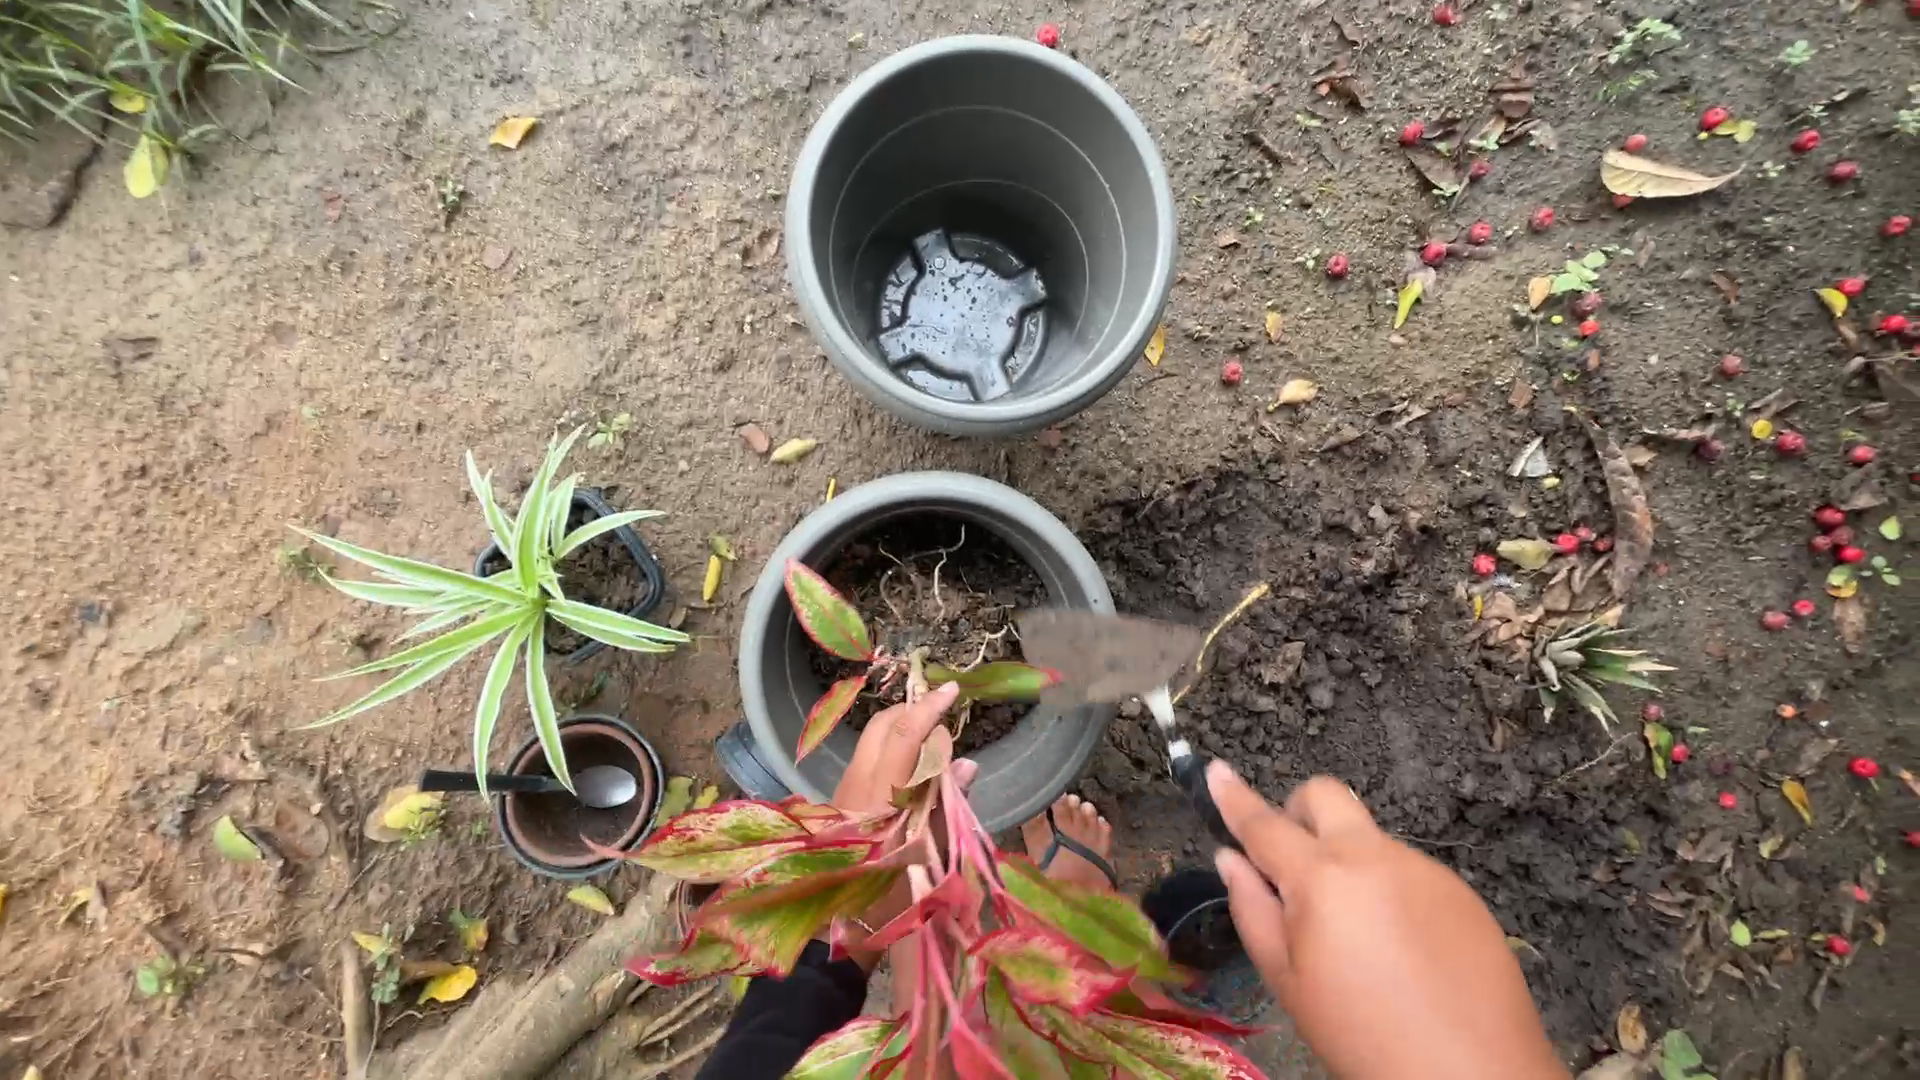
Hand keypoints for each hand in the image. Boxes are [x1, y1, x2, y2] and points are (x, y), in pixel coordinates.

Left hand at [823, 682, 972, 970]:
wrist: (834, 932)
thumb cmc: (885, 898)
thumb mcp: (924, 852)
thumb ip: (944, 803)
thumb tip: (968, 764)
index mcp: (879, 795)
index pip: (905, 734)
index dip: (930, 708)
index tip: (953, 690)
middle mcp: (857, 781)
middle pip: (883, 724)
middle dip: (914, 710)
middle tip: (942, 714)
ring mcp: (845, 786)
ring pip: (873, 736)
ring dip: (902, 727)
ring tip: (932, 741)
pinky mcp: (841, 796)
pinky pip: (869, 755)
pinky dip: (893, 747)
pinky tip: (912, 767)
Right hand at [1208, 761, 1567, 1079]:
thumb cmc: (1362, 1036)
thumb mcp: (1287, 981)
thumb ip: (1252, 909)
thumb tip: (1231, 858)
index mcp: (1321, 878)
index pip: (1263, 823)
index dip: (1234, 795)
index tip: (1215, 769)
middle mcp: (1371, 856)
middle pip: (1324, 795)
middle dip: (1298, 812)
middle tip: (1295, 867)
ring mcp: (1422, 869)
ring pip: (1366, 838)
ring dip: (1346, 862)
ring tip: (1361, 936)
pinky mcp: (1461, 891)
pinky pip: (1406, 870)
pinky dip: (1386, 889)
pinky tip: (1402, 948)